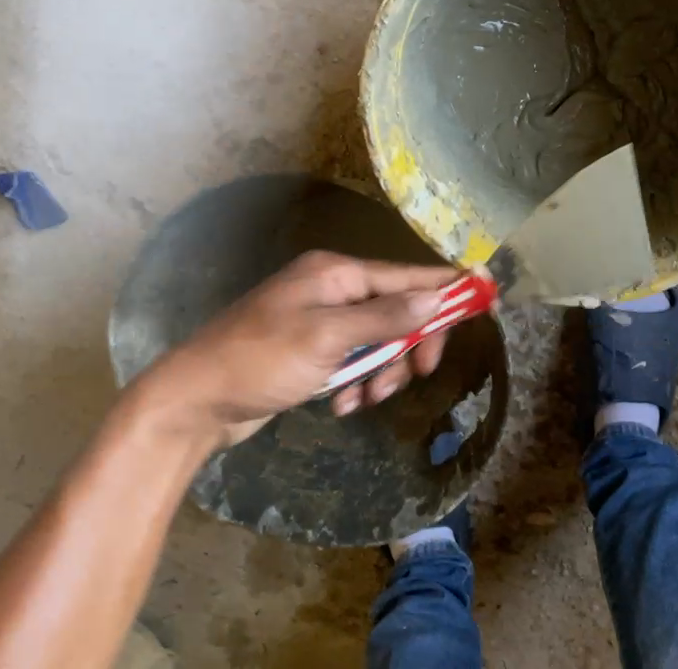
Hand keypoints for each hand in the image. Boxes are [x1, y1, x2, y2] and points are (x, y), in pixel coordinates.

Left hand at [134, 251, 461, 446]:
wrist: (191, 402)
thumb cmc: (259, 360)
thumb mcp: (326, 338)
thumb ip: (385, 318)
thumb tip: (435, 298)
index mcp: (337, 273)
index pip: (408, 275)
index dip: (447, 286)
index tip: (487, 294)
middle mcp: (333, 289)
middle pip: (398, 310)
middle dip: (409, 345)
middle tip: (420, 375)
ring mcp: (320, 320)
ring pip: (379, 342)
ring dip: (381, 372)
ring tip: (363, 399)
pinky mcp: (310, 351)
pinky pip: (354, 361)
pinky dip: (357, 382)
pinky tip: (342, 404)